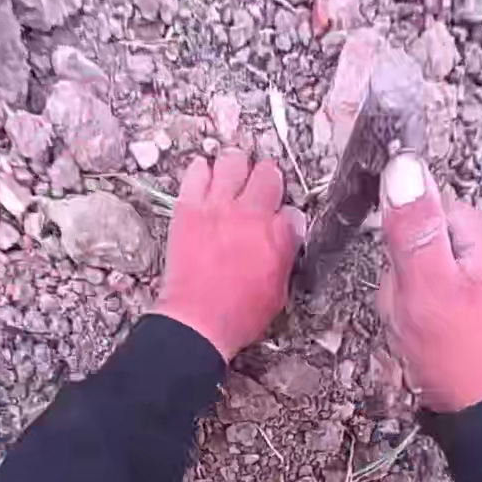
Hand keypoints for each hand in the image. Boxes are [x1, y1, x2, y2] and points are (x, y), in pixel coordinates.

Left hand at [153, 150, 304, 358]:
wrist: (199, 320)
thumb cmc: (237, 313)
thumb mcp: (278, 292)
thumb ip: (285, 257)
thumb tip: (288, 238)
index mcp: (279, 236)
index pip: (292, 208)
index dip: (287, 214)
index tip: (280, 220)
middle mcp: (251, 214)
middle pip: (268, 172)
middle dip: (268, 179)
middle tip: (261, 187)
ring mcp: (218, 207)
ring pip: (233, 161)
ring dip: (236, 167)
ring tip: (234, 176)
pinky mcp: (189, 208)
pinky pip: (196, 171)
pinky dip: (202, 171)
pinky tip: (206, 179)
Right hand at [376, 154, 481, 412]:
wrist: (475, 413)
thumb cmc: (456, 356)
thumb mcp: (428, 288)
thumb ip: (414, 229)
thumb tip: (403, 167)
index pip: (424, 211)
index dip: (403, 248)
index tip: (409, 280)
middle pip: (418, 241)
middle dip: (404, 280)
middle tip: (415, 312)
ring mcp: (479, 277)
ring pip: (414, 271)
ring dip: (405, 301)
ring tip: (420, 328)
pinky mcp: (467, 299)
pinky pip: (423, 294)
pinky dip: (414, 316)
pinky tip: (424, 336)